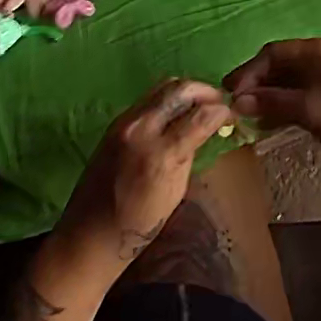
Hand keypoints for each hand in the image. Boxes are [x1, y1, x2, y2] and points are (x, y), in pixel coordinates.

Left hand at [55, 78, 232, 262]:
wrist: (89, 234)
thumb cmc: (139, 223)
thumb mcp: (176, 190)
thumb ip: (190, 151)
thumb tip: (207, 125)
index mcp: (159, 153)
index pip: (199, 115)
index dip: (221, 110)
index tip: (231, 113)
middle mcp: (140, 129)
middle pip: (180, 89)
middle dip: (205, 91)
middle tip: (218, 102)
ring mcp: (125, 121)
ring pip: (164, 86)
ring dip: (187, 91)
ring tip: (200, 105)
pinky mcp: (116, 121)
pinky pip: (149, 97)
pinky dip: (169, 98)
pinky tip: (178, 113)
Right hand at [224, 38, 320, 175]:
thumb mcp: (310, 109)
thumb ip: (273, 102)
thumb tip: (237, 100)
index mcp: (316, 52)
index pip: (272, 53)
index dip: (249, 71)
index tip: (229, 93)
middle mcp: (319, 61)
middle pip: (278, 66)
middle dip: (255, 84)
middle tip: (231, 105)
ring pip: (286, 84)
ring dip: (266, 98)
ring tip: (244, 116)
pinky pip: (296, 99)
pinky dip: (280, 108)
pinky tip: (265, 123)